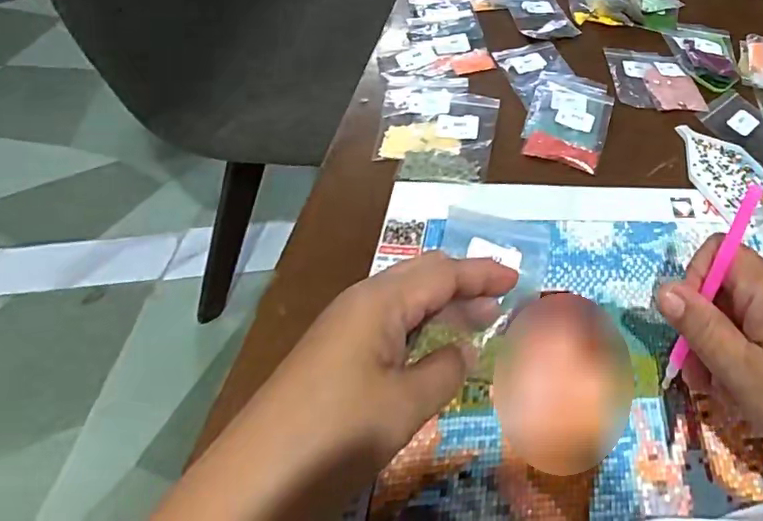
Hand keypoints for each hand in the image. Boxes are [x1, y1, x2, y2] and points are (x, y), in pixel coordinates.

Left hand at [160, 253, 515, 520]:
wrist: (245, 489)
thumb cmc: (332, 437)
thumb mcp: (402, 408)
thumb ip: (444, 370)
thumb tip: (466, 350)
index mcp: (379, 301)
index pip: (443, 273)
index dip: (482, 274)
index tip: (517, 278)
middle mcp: (361, 303)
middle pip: (423, 278)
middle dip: (464, 284)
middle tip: (501, 298)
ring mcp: (342, 330)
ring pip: (405, 302)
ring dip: (443, 308)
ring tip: (478, 321)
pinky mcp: (331, 357)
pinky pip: (388, 327)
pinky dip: (419, 330)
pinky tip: (432, 351)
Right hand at [654, 237, 762, 515]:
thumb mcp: (741, 370)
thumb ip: (699, 326)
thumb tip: (662, 288)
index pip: (717, 250)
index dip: (693, 280)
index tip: (687, 328)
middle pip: (725, 284)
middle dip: (702, 323)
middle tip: (696, 376)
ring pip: (738, 312)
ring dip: (719, 345)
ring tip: (718, 391)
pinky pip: (759, 330)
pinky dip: (742, 355)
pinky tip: (743, 392)